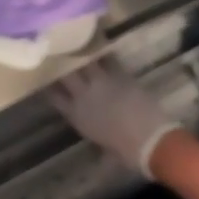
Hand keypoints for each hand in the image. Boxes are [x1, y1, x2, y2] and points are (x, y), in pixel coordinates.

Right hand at [52, 59, 182, 179]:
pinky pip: (110, 61)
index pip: (55, 97)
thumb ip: (98, 139)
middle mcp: (84, 96)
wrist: (150, 140)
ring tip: (81, 47)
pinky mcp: (121, 76)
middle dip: (63, 65)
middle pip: (67, 74)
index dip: (50, 88)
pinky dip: (107, 56)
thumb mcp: (105, 150)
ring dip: (84, 55)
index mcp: (77, 117)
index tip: (48, 80)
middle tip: (62, 55)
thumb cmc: (126, 152)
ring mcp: (103, 83)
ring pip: (86, 62)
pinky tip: (105, 50)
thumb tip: (99, 148)